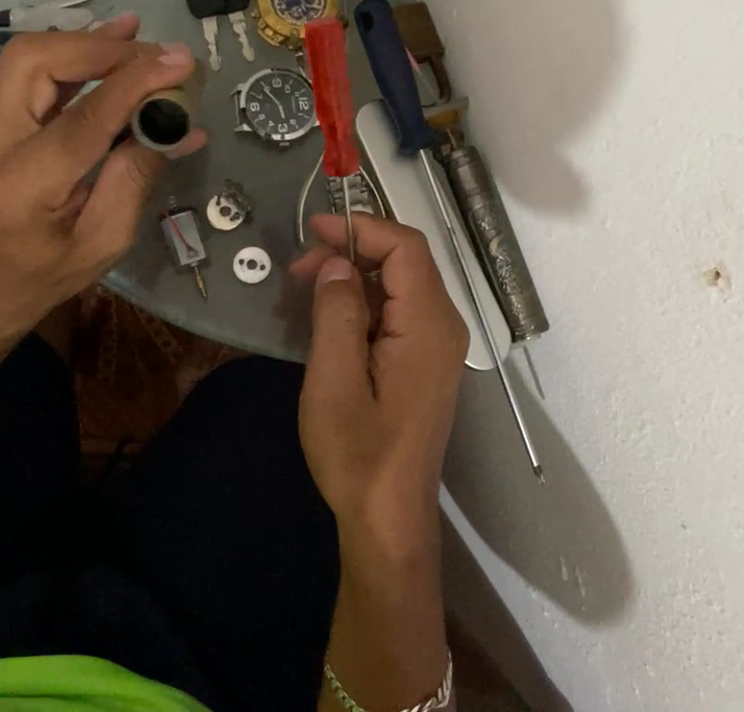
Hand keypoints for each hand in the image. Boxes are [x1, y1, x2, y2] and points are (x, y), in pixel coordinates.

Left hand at [0, 15, 204, 352]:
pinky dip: (72, 53)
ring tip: (141, 37)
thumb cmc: (43, 278)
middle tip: (157, 55)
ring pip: (26, 56)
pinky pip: (26, 71)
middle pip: (34, 62)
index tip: (182, 62)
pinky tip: (113, 39)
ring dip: (86, 43)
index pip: (82, 118)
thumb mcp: (105, 240)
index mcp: (19, 188)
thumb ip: (136, 176)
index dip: (134, 84)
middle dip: (101, 48)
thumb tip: (181, 125)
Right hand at [292, 214, 467, 557]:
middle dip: (353, 252)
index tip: (313, 230)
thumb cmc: (359, 454)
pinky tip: (332, 317)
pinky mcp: (427, 363)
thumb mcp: (334, 381)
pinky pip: (400, 312)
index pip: (406, 247)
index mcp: (429, 324)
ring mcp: (439, 346)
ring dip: (356, 277)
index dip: (361, 228)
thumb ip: (338, 314)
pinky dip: (366, 302)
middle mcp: (444, 326)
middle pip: (406, 262)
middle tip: (299, 270)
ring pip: (401, 286)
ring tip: (307, 290)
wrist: (389, 517)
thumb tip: (337, 263)